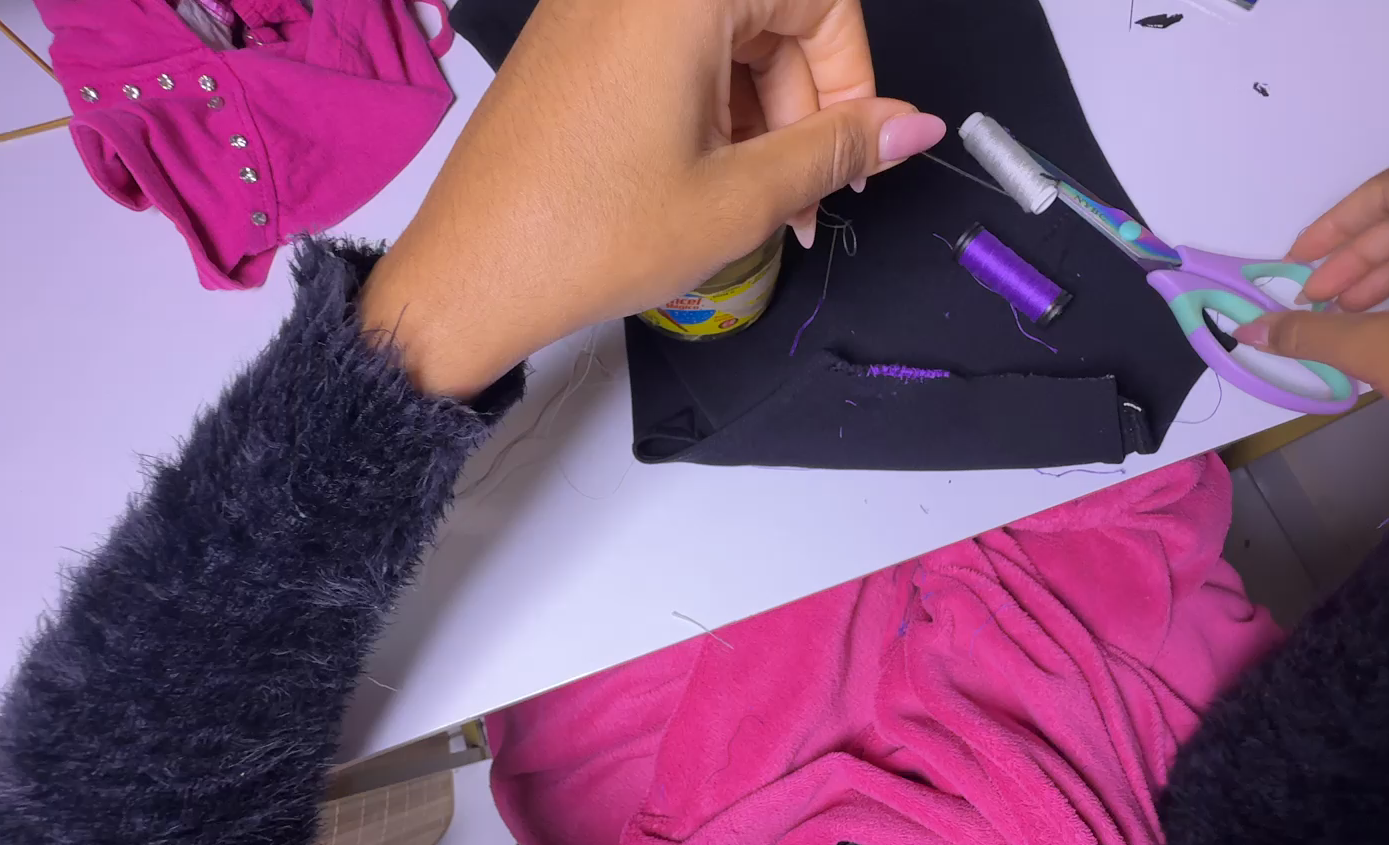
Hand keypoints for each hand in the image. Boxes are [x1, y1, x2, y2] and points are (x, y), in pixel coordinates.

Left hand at [361, 0, 945, 398]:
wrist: (476, 274)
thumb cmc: (591, 237)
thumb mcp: (737, 199)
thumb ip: (835, 152)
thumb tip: (912, 126)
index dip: (854, 76)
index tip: (856, 152)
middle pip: (771, 14)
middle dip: (804, 110)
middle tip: (803, 199)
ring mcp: (600, 5)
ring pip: (724, 41)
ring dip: (759, 120)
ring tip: (752, 205)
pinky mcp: (580, 41)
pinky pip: (674, 55)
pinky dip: (709, 111)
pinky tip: (706, 180)